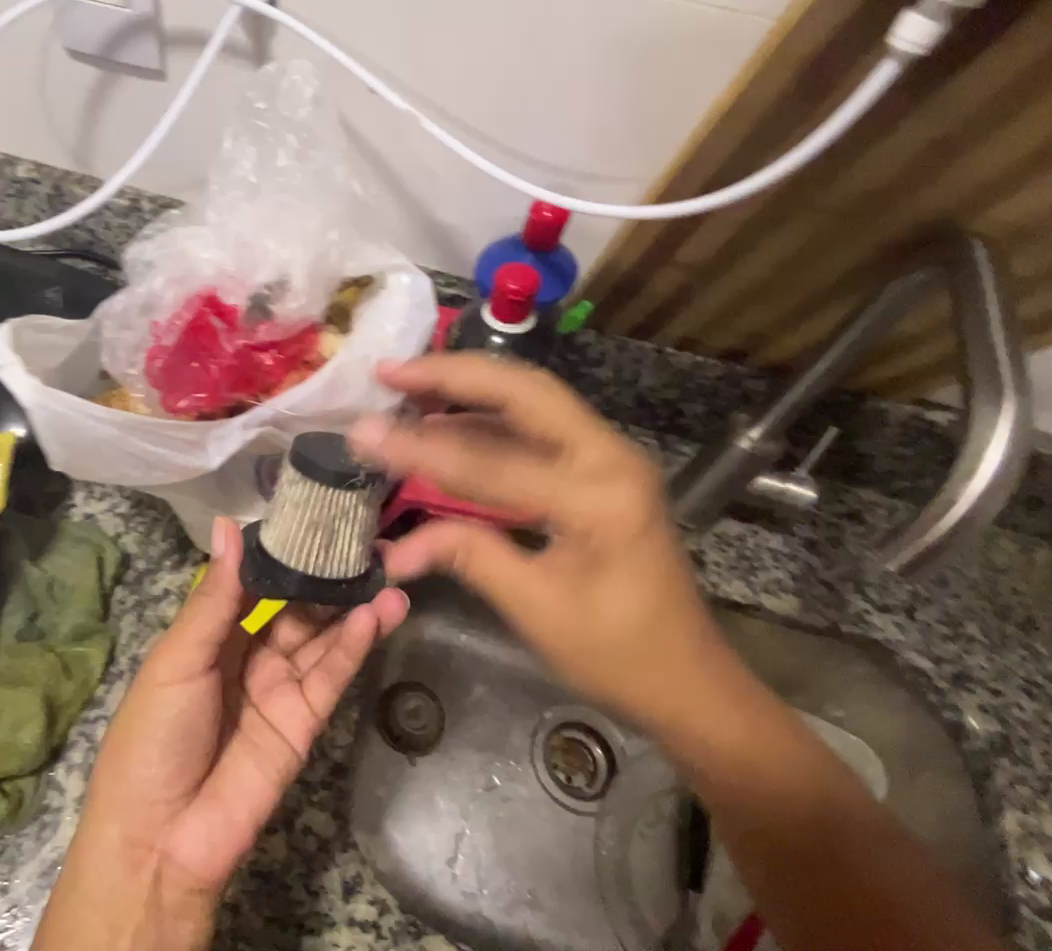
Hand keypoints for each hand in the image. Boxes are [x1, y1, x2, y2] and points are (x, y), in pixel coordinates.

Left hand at [35, 517, 407, 950]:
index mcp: (211, 637)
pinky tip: (375, 615)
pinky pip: (330, 676)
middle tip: (366, 542)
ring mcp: (279, 690)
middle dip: (328, 580)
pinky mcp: (304, 723)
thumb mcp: (178, 659)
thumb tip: (229, 526)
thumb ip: (215, 597)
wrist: (159, 839)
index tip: (316, 520)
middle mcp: (250, 657)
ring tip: (388, 574)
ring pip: (322, 639)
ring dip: (354, 609)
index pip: (255, 586)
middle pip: (297, 610)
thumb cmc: (152, 737)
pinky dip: (353, 646)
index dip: (284, 556)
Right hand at [348, 353, 726, 730]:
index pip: (492, 462)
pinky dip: (489, 421)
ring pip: (532, 401)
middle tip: (391, 372)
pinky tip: (446, 423)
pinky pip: (538, 430)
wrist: (688, 678)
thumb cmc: (619, 654)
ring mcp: (610, 458)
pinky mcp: (601, 470)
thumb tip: (394, 550)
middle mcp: (611, 457)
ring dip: (470, 390)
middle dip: (454, 376)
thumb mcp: (537, 609)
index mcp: (601, 496)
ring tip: (407, 386)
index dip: (420, 450)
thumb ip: (468, 557)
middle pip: (525, 391)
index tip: (363, 434)